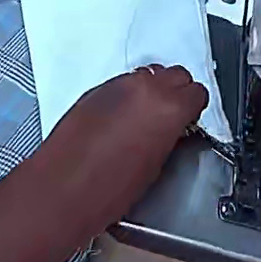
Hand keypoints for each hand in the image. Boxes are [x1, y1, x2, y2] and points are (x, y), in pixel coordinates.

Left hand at [23, 65, 207, 242]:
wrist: (64, 187)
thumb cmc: (106, 187)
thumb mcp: (156, 165)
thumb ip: (171, 135)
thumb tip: (173, 129)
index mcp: (168, 107)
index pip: (196, 92)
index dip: (195, 107)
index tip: (191, 118)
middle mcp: (145, 88)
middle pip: (175, 74)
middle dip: (178, 93)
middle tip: (173, 116)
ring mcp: (119, 85)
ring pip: (149, 74)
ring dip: (152, 90)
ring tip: (146, 118)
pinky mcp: (97, 88)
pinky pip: (124, 83)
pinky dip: (128, 95)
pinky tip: (122, 120)